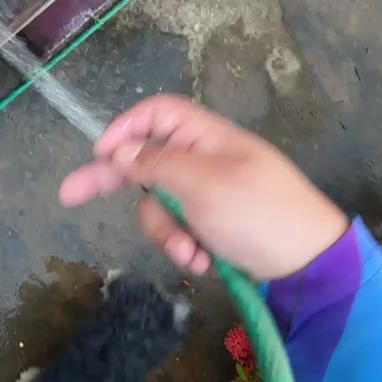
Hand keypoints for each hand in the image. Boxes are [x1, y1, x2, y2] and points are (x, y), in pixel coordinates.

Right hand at [59, 94, 347, 280]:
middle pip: (144, 161)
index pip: (158, 113)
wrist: (313, 268)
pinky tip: (203, 263)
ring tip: (191, 254)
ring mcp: (207, 194)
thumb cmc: (261, 215)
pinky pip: (178, 229)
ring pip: (157, 204)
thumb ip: (157, 162)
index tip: (100, 152)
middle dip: (113, 182)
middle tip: (68, 195)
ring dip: (167, 232)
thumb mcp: (205, 184)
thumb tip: (118, 147)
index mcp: (207, 138)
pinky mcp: (211, 225)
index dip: (126, 127)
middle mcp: (203, 161)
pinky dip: (185, 247)